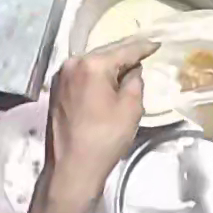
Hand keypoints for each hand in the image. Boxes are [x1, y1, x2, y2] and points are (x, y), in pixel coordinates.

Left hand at [36, 39, 156, 212]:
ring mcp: (61, 77)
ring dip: (110, 65)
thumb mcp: (130, 107)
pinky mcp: (56, 90)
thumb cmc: (105, 138)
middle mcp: (72, 64)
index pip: (124, 50)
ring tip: (130, 65)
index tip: (157, 44)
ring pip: (92, 64)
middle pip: (105, 53)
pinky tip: (108, 80)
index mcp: (91, 64)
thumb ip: (135, 81)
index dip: (143, 47)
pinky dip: (97, 75)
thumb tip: (132, 70)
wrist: (71, 168)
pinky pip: (82, 75)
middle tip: (145, 51)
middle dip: (125, 54)